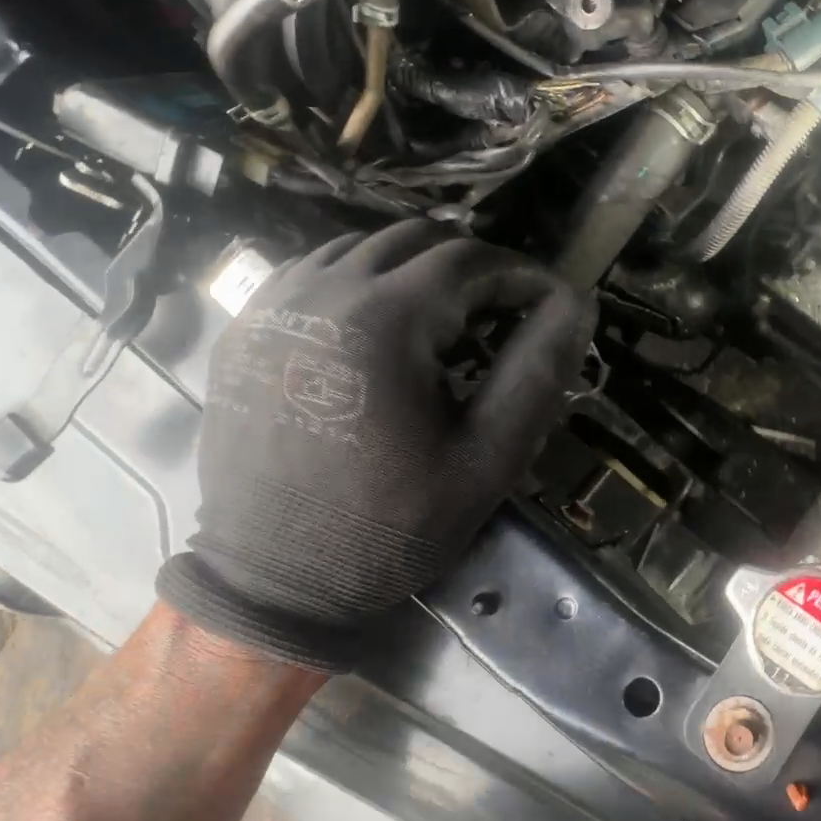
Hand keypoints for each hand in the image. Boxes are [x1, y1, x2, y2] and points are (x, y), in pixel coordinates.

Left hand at [159, 220, 595, 670]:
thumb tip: (575, 301)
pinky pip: (314, 272)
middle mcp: (320, 291)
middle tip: (505, 315)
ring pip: (362, 247)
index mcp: (382, 321)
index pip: (471, 261)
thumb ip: (539, 370)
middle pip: (416, 240)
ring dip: (417, 270)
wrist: (275, 580)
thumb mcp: (489, 457)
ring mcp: (272, 306)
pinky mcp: (245, 329)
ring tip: (448, 321)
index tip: (553, 303)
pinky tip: (383, 328)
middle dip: (473, 268)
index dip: (523, 275)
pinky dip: (362, 280)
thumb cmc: (393, 524)